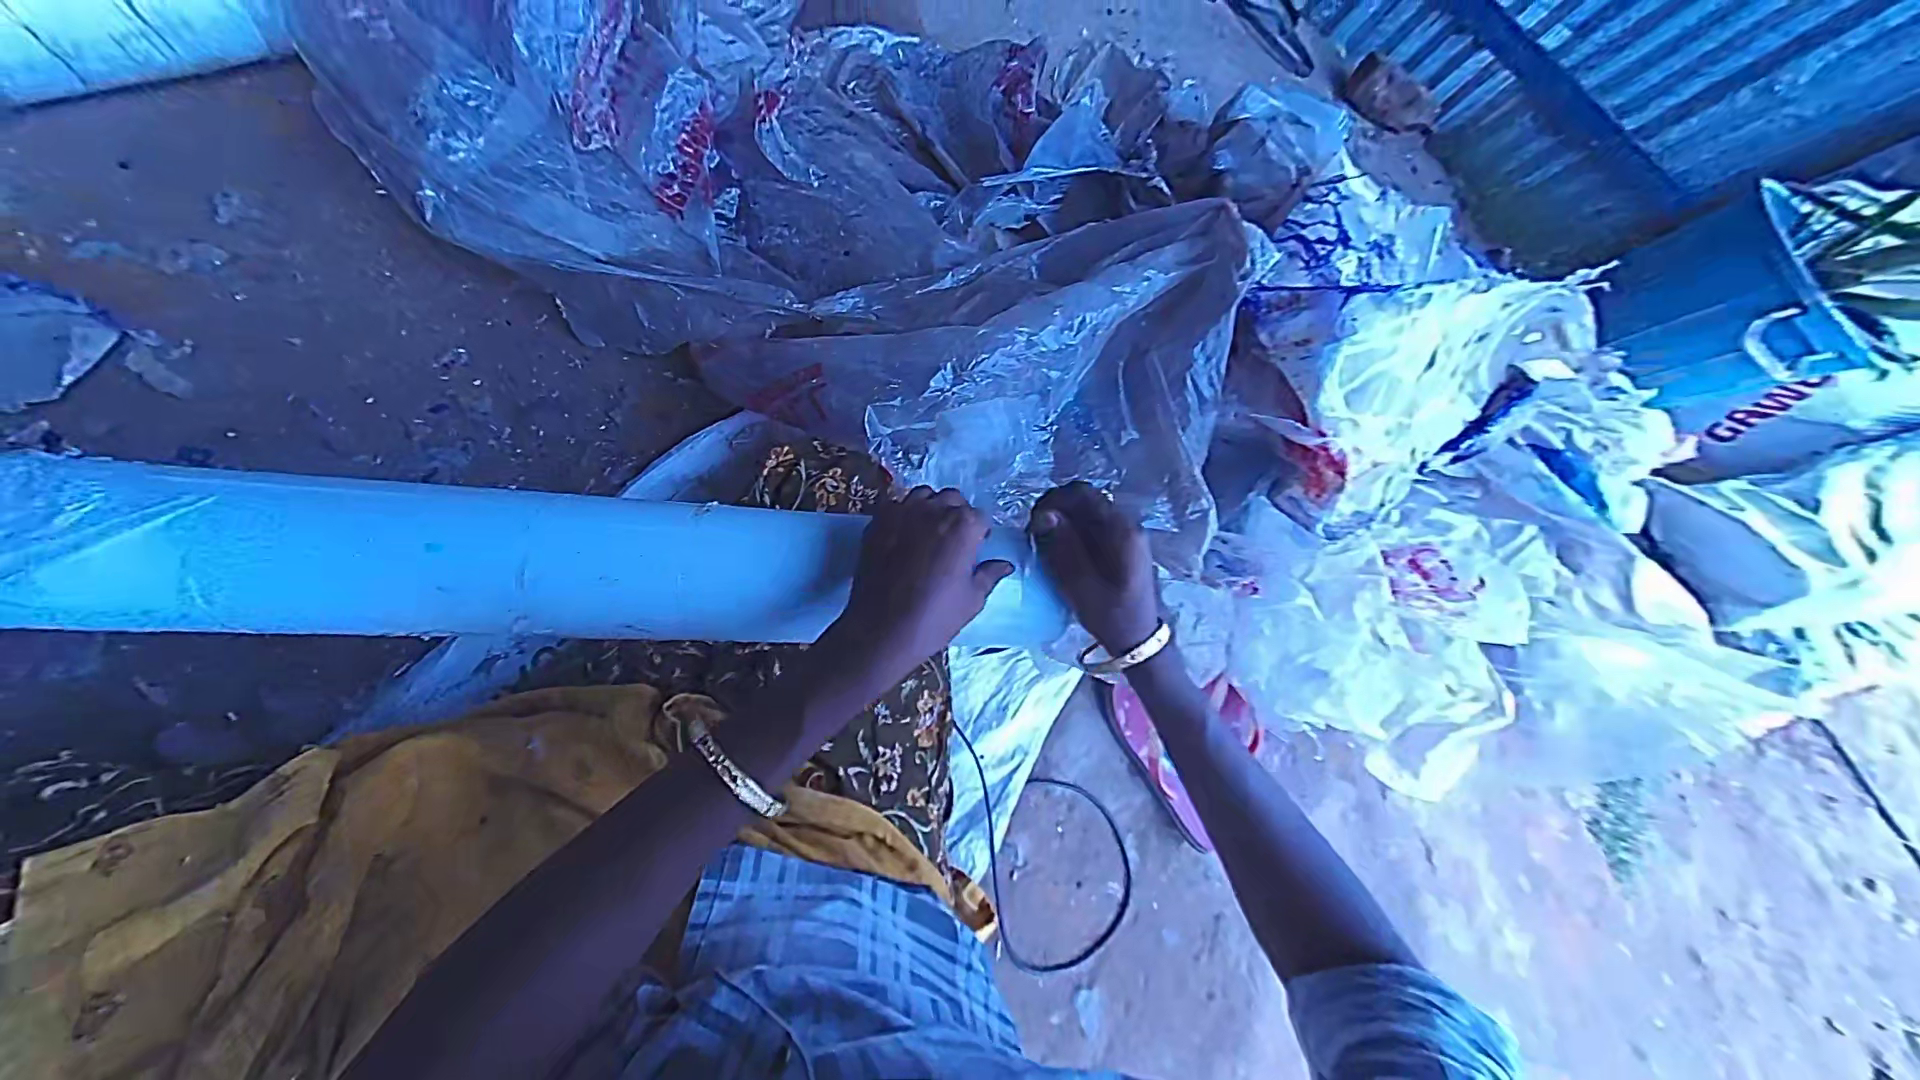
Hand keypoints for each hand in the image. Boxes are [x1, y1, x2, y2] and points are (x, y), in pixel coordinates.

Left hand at [821, 486, 1012, 688]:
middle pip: (952, 499)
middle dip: (956, 515)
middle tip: (953, 541)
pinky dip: (902, 515)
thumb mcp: (972, 599)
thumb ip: (989, 574)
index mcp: (964, 526)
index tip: (974, 549)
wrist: (882, 630)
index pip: (979, 517)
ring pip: (923, 496)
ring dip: (930, 508)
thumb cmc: (934, 617)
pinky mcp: (877, 522)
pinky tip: (902, 537)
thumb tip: (1004, 564)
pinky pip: (895, 506)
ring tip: (928, 533)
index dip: (979, 533)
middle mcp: (934, 510)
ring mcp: (902, 512)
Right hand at [1029, 482, 1161, 653]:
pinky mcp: (1122, 545)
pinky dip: (1074, 531)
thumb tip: (1043, 515)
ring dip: (1064, 519)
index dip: (1053, 501)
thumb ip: (1062, 548)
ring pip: (1088, 512)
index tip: (1033, 522)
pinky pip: (1093, 526)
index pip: (1082, 495)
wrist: (1139, 639)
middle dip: (1056, 509)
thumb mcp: (1080, 585)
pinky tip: (1061, 549)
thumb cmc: (1111, 615)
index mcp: (1122, 530)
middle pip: (1086, 499)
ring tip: (1044, 540)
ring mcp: (1126, 534)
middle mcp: (1127, 524)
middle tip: (1035, 531)